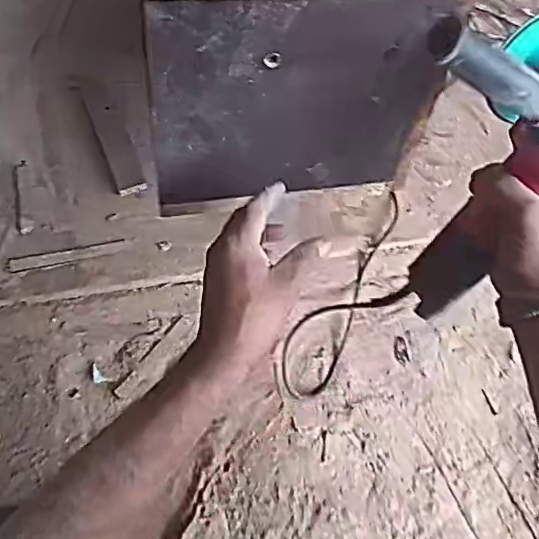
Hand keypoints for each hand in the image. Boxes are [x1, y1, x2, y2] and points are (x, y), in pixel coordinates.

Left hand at [193, 183, 331, 376]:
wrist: (224, 350)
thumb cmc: (253, 318)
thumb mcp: (287, 285)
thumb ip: (304, 258)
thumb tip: (323, 241)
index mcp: (238, 244)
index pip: (254, 210)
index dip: (269, 197)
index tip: (279, 189)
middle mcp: (222, 249)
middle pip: (241, 220)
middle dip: (261, 212)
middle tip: (278, 206)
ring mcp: (215, 264)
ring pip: (236, 236)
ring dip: (256, 231)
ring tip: (279, 235)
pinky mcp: (215, 279)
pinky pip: (232, 251)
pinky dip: (249, 246)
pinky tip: (265, 260)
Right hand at [460, 164, 538, 293]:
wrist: (530, 300)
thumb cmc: (536, 253)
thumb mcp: (520, 208)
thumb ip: (501, 182)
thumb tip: (484, 177)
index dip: (531, 160)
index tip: (507, 166)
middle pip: (534, 184)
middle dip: (507, 185)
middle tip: (490, 190)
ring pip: (520, 202)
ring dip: (498, 203)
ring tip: (483, 209)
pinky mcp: (533, 245)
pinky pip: (512, 220)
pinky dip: (497, 219)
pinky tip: (484, 225)